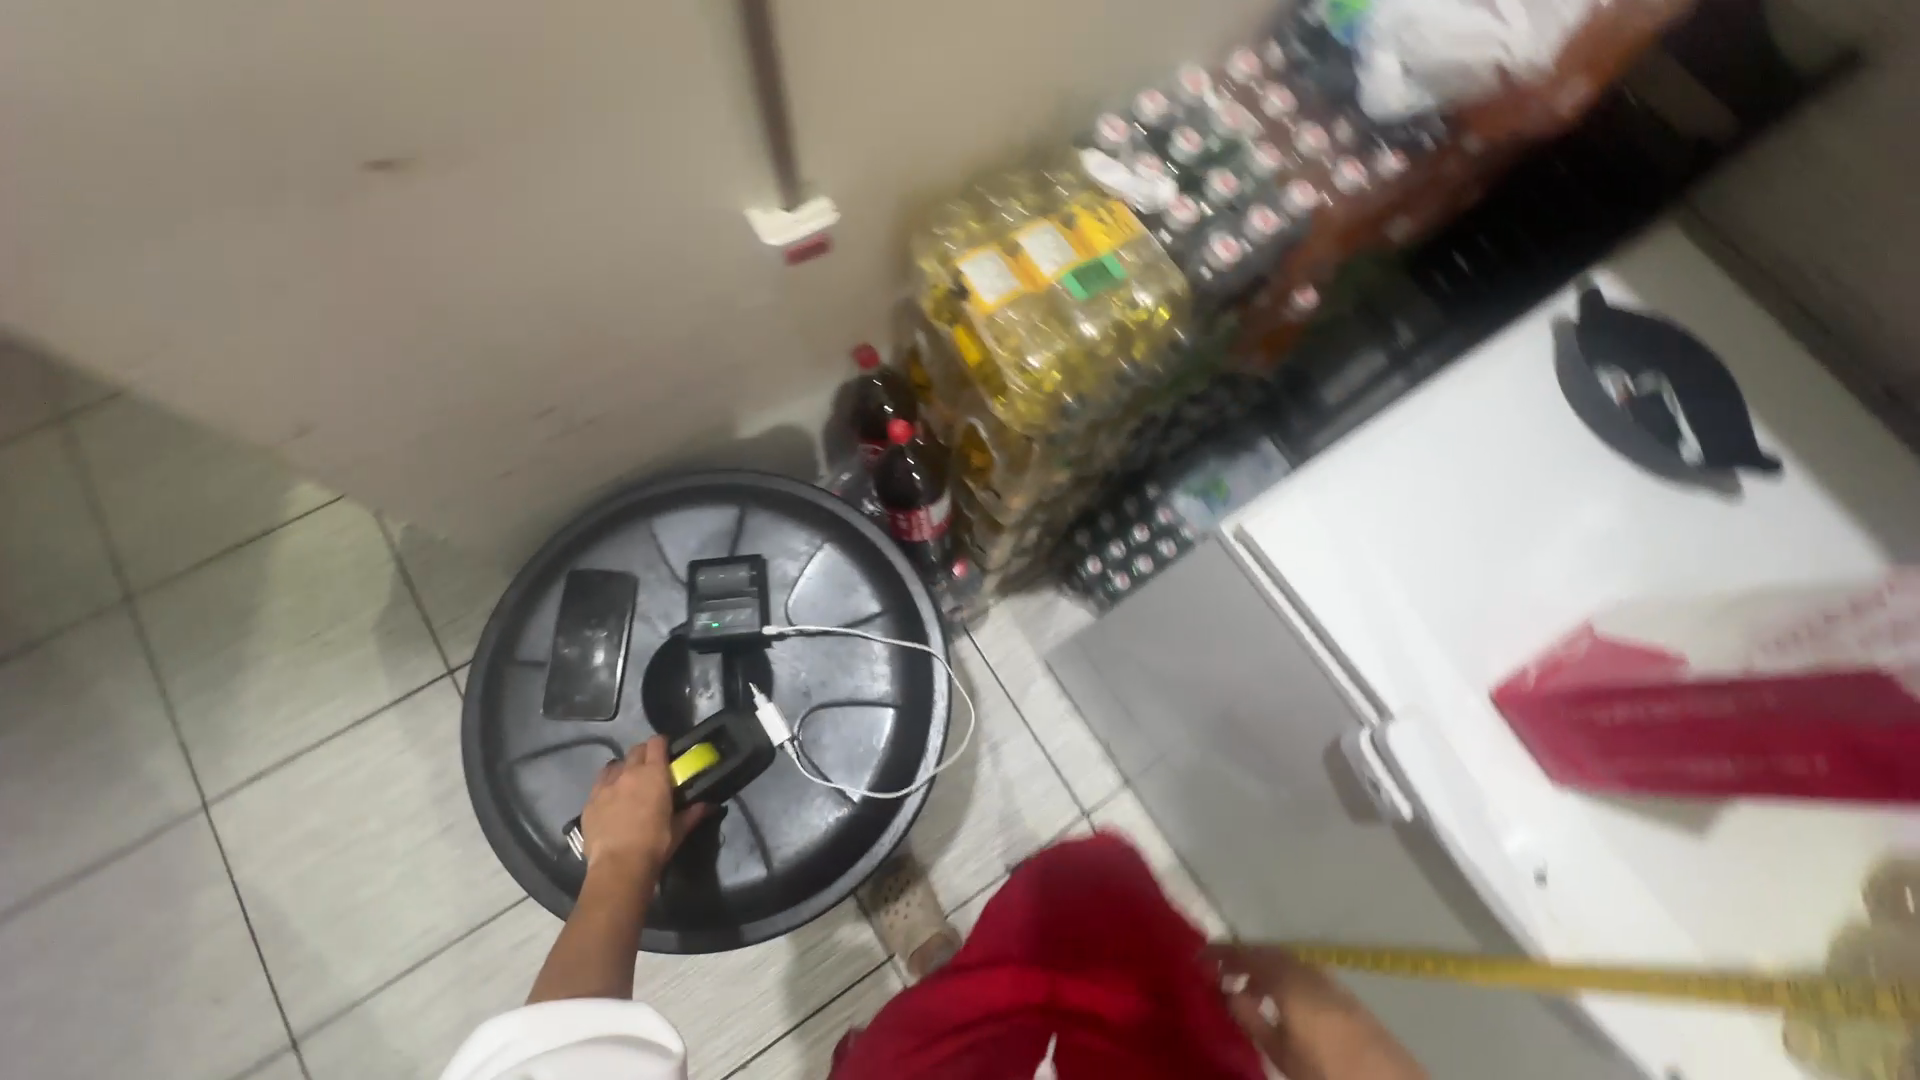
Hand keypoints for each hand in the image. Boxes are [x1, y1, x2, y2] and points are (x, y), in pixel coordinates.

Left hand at [580, 737, 711, 878]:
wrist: (618, 866)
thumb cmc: (654, 844)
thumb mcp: (679, 830)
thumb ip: (693, 813)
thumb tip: (708, 805)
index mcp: (654, 774)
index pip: (656, 743)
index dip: (662, 744)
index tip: (666, 752)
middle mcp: (629, 773)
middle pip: (635, 750)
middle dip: (643, 755)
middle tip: (649, 769)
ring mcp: (605, 786)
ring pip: (614, 765)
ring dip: (623, 769)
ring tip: (627, 783)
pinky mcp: (589, 802)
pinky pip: (598, 784)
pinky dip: (606, 786)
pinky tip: (610, 799)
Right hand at [1206, 944, 1426, 1079]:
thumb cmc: (1329, 1076)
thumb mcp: (1280, 1054)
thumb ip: (1250, 1018)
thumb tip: (1227, 991)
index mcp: (1289, 980)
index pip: (1246, 953)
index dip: (1220, 954)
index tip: (1198, 958)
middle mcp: (1309, 971)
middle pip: (1267, 954)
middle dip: (1242, 960)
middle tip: (1219, 976)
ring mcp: (1332, 983)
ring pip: (1287, 964)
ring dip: (1264, 971)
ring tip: (1248, 996)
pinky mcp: (1347, 999)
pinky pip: (1304, 976)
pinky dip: (1284, 981)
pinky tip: (1282, 1007)